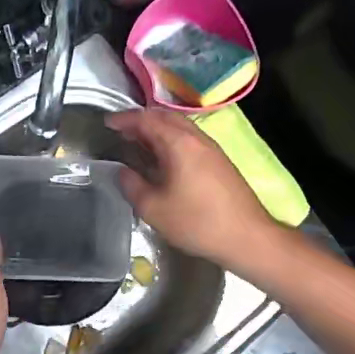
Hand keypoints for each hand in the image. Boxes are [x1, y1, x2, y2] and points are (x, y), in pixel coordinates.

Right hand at [106, 109, 280, 271]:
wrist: (247, 236)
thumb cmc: (197, 222)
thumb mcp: (154, 209)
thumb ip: (133, 186)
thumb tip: (122, 172)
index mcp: (179, 143)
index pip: (147, 120)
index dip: (125, 119)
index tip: (108, 122)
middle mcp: (197, 138)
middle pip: (166, 117)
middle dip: (142, 120)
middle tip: (123, 132)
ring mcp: (212, 149)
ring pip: (181, 127)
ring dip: (159, 130)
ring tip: (140, 144)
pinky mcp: (220, 162)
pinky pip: (190, 140)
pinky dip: (172, 140)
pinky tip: (164, 159)